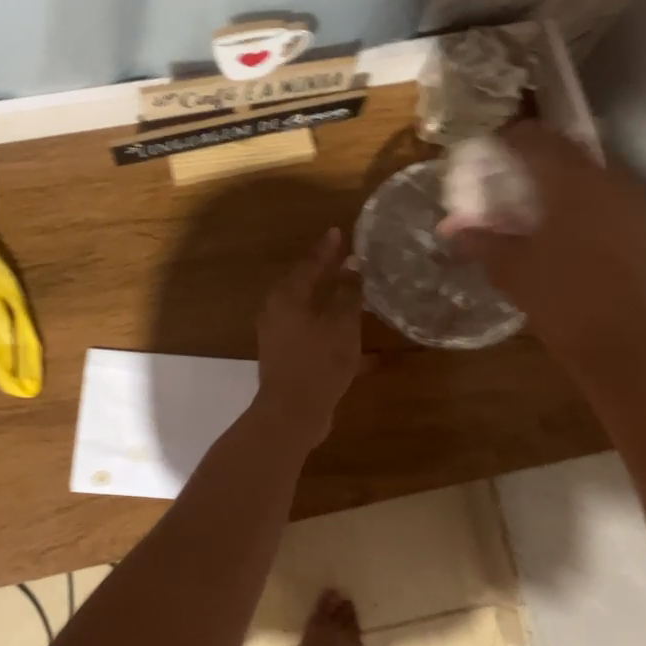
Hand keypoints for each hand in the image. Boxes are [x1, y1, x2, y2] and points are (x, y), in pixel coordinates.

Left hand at [255, 227, 362, 445]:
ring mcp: (281, 339)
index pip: (310, 264)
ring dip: (335, 308)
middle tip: (351, 262)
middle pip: (307, 288)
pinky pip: (317, 341)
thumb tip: (353, 266)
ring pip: (313, 315)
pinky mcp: (289, 361)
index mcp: (287, 296)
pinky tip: (366, 351)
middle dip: (330, 276)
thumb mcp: (341, 324)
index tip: (338, 232)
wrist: (292, 414)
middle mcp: (278, 313)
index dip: (327, 249)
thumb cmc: (318, 361)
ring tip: (359, 300)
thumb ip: (348, 293)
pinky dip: (337, 339)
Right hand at [440, 121, 645, 358]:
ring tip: (533, 201)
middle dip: (534, 155)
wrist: (620, 341)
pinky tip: (563, 225)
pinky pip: (605, 195)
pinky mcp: (641, 225)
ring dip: (560, 176)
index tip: (487, 151)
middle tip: (507, 174)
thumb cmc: (559, 297)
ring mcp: (629, 201)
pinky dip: (581, 198)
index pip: (533, 139)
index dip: (507, 139)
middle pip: (564, 149)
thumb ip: (480, 239)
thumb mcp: (509, 267)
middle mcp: (604, 179)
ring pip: (588, 171)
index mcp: (568, 181)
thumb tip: (451, 228)